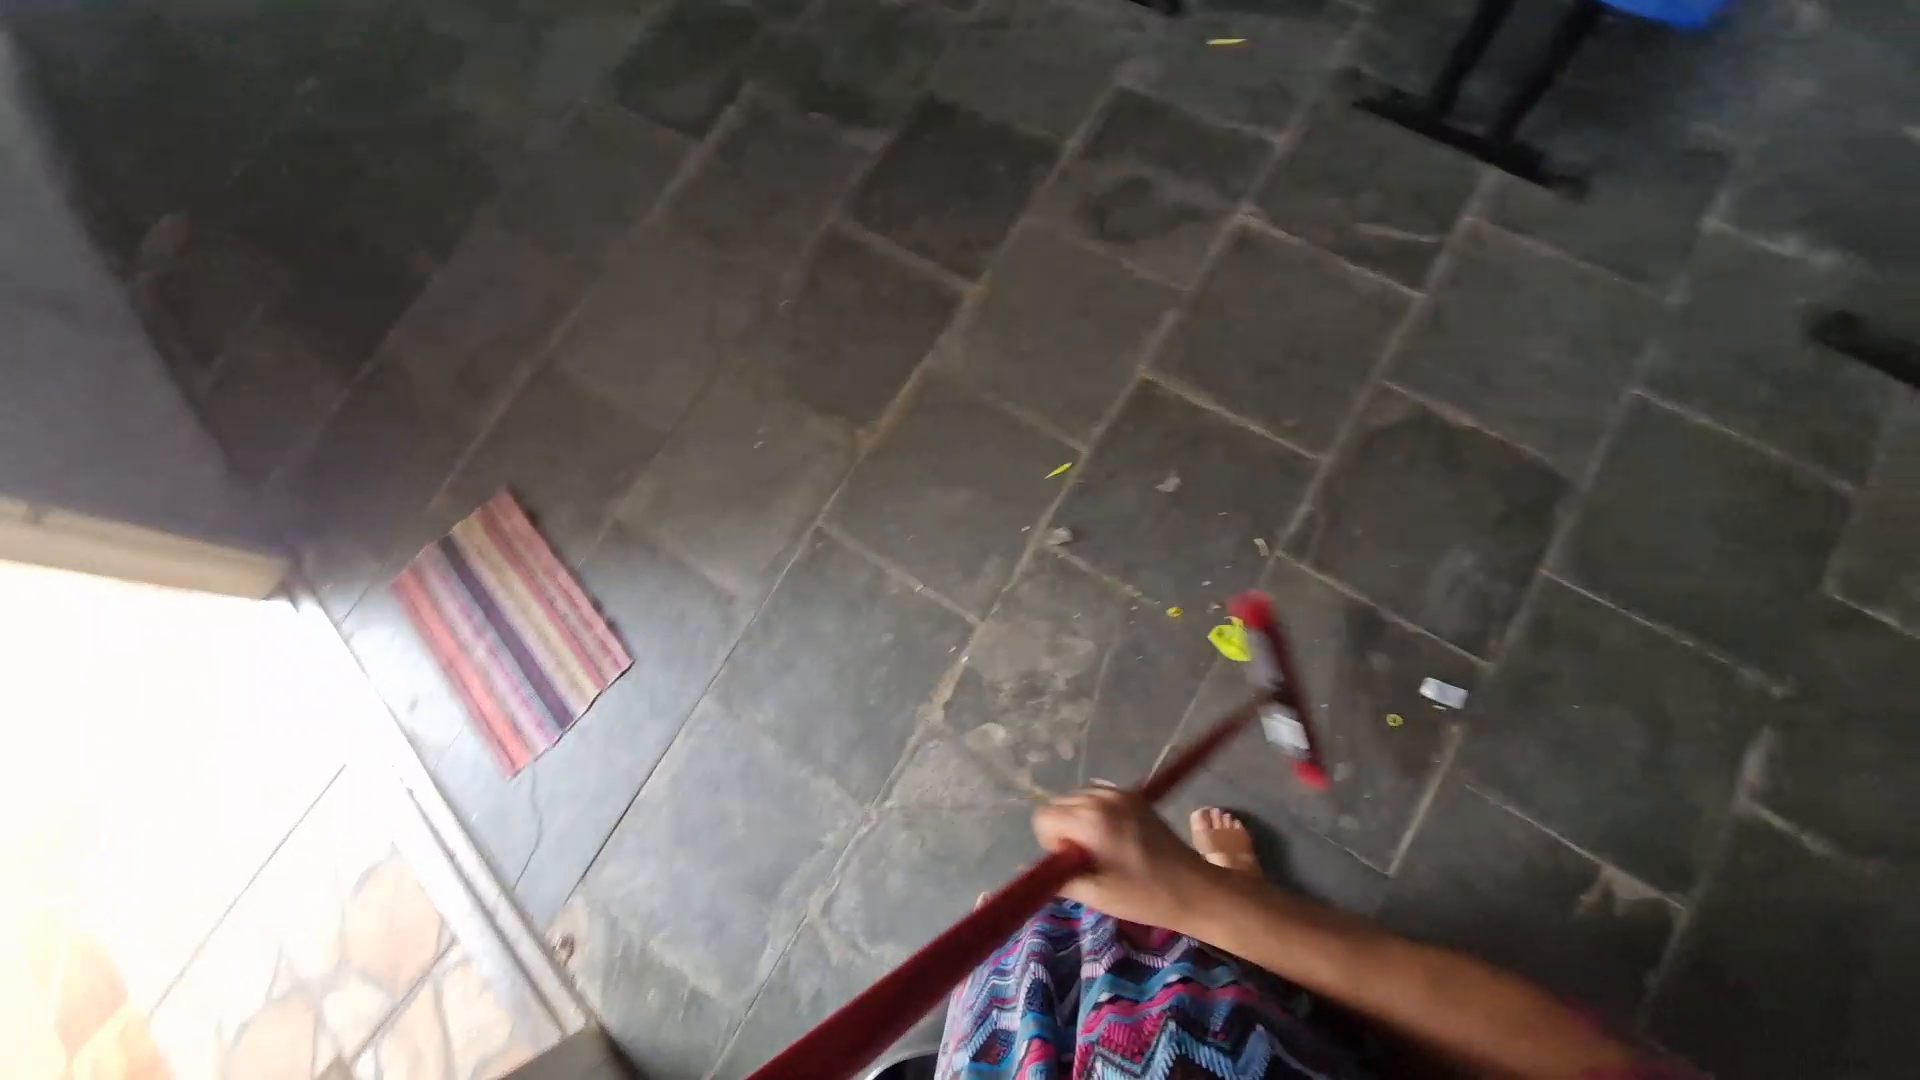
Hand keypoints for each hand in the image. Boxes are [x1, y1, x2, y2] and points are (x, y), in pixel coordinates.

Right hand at [1033, 786, 1216, 930]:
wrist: (1195, 888)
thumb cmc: (1145, 896)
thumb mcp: (1096, 895)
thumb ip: (1059, 879)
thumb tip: (1030, 873)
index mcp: (1090, 820)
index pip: (1044, 817)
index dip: (1051, 842)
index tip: (1072, 863)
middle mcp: (1101, 798)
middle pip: (1059, 804)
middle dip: (1063, 830)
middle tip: (1087, 860)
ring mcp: (1119, 793)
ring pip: (1077, 799)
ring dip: (1079, 820)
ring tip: (1102, 849)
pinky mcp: (1134, 795)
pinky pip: (1098, 796)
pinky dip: (1096, 813)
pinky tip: (1114, 837)